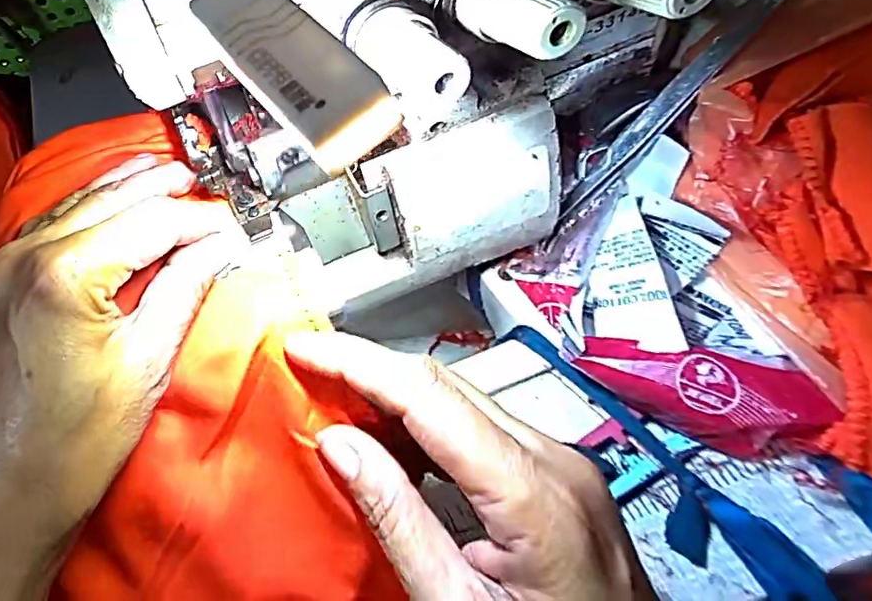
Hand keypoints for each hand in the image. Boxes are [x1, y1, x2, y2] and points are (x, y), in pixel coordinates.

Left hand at [0, 158, 246, 600]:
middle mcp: (26, 253)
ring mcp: (4, 262)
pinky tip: (118, 201)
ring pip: (81, 200)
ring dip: (130, 188)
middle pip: (116, 198)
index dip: (202, 218)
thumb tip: (221, 245)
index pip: (154, 220)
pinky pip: (54, 221)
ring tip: (174, 179)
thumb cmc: (72, 448)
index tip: (235, 227)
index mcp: (65, 274)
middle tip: (210, 189)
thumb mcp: (146, 364)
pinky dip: (94, 206)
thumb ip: (185, 288)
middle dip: (168, 190)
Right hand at [285, 332, 652, 600]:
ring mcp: (563, 462)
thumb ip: (398, 522)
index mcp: (538, 498)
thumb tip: (340, 445)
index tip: (308, 348)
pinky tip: (393, 436)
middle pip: (445, 385)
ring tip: (339, 400)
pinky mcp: (558, 472)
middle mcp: (557, 461)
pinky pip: (481, 426)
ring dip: (396, 394)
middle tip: (312, 369)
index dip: (358, 362)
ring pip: (461, 398)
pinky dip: (429, 423)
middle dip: (370, 369)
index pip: (429, 395)